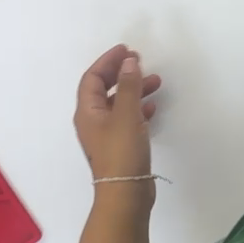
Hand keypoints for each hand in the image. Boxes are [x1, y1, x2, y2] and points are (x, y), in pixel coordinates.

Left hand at [74, 44, 162, 191]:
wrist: (125, 192)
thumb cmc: (122, 152)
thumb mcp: (126, 114)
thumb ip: (129, 86)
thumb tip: (129, 61)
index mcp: (87, 111)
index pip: (93, 78)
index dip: (108, 61)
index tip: (127, 50)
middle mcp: (93, 120)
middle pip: (105, 89)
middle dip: (122, 73)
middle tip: (141, 61)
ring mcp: (106, 134)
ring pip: (119, 103)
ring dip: (134, 90)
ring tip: (155, 82)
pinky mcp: (120, 145)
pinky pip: (128, 119)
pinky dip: (139, 108)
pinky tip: (153, 107)